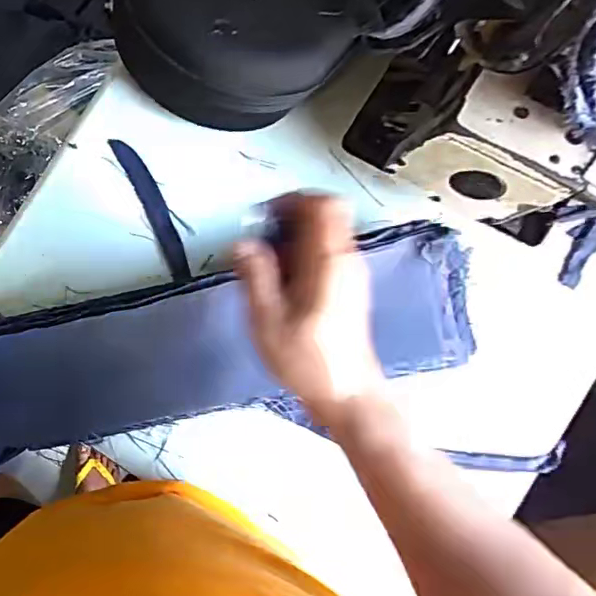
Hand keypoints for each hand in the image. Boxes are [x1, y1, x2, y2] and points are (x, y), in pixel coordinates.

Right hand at [233, 192, 384, 423]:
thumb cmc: (309, 361)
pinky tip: (283, 283)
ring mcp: (352, 274)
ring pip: (326, 234)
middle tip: (260, 241)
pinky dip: (303, 255)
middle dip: (288, 219)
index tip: (263, 217)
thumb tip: (243, 244)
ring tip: (266, 264)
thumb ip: (256, 276)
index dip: (291, 201)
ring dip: (294, 239)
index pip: (323, 205)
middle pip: (326, 214)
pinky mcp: (350, 288)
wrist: (347, 394)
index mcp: (329, 263)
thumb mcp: (268, 320)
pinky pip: (327, 254)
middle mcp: (347, 261)